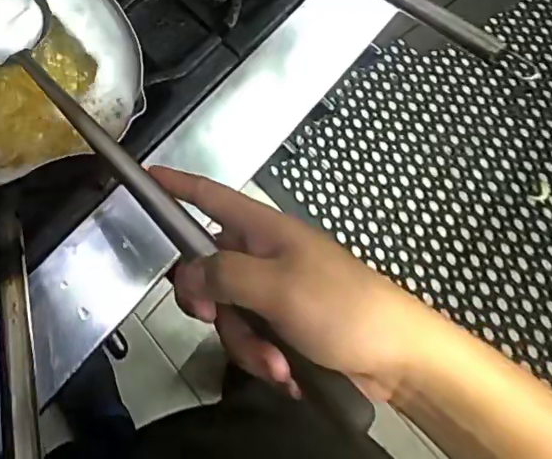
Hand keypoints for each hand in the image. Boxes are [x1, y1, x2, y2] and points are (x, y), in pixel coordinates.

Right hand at [149, 167, 433, 401]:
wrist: (405, 360)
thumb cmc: (342, 306)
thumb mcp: (275, 287)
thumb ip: (222, 274)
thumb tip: (185, 273)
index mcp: (260, 227)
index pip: (207, 195)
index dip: (175, 185)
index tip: (146, 177)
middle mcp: (262, 253)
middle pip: (208, 267)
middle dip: (212, 302)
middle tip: (215, 318)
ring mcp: (274, 289)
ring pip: (229, 309)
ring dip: (245, 342)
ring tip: (276, 365)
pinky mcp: (287, 323)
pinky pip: (252, 335)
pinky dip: (263, 357)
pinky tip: (288, 374)